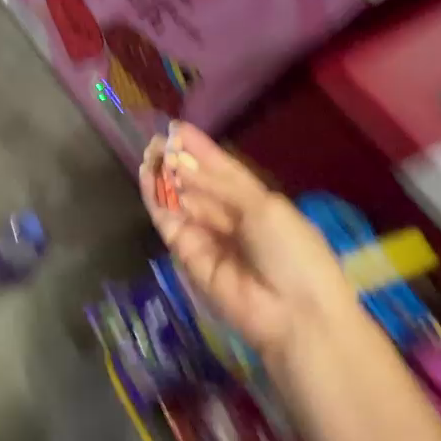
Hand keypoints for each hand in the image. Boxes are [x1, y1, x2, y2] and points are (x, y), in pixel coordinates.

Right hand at [139, 123, 358, 357]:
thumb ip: (217, 183)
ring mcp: (205, 233)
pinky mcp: (183, 250)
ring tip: (149, 151)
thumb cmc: (292, 253)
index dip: (201, 149)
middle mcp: (228, 216)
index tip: (177, 127)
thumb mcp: (263, 208)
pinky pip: (166, 217)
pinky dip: (154, 195)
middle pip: (196, 181)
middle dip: (178, 159)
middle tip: (157, 138)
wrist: (293, 313)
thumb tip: (180, 164)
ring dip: (163, 174)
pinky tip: (146, 174)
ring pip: (177, 197)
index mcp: (256, 204)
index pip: (222, 170)